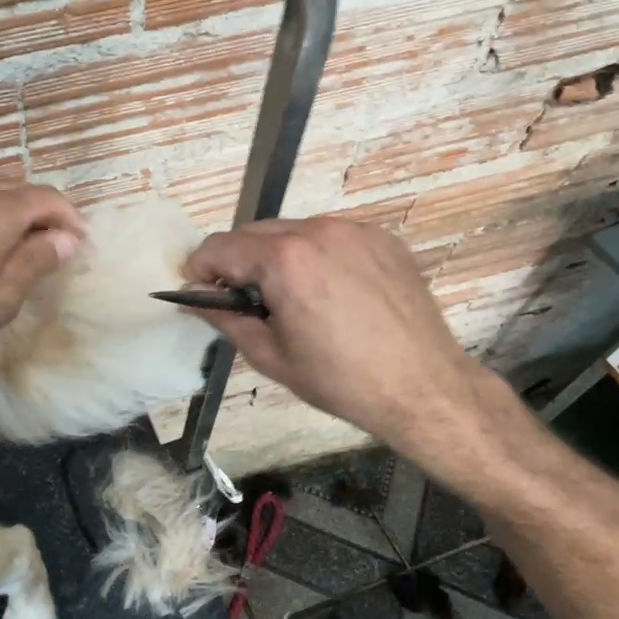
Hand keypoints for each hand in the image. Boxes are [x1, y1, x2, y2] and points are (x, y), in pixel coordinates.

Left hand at [0, 183, 84, 380]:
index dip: (70, 218)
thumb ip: (36, 260)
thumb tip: (65, 239)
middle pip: (17, 190)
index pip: (46, 198)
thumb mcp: (2, 298)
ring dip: (12, 213)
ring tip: (22, 247)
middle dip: (43, 213)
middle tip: (56, 246)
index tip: (81, 243)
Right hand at [183, 218, 493, 452]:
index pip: (219, 246)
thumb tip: (193, 298)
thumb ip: (224, 317)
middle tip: (247, 304)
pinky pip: (331, 236)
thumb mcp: (269, 355)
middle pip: (254, 233)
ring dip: (278, 257)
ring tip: (293, 299)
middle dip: (239, 263)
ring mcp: (355, 230)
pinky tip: (331, 293)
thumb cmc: (340, 380)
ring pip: (293, 231)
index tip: (204, 295)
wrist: (424, 387)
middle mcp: (318, 231)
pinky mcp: (383, 238)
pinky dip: (317, 256)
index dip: (201, 270)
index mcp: (285, 260)